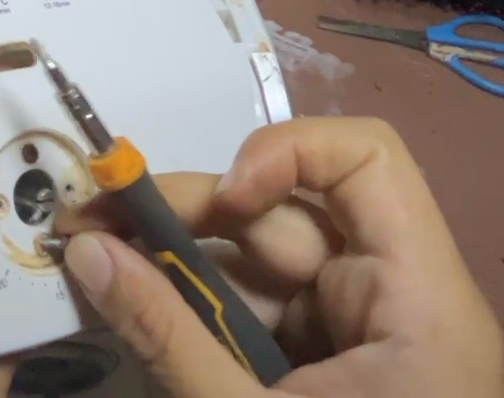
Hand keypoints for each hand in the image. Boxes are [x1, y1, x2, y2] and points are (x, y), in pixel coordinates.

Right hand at [58, 117, 503, 396]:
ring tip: (92, 256)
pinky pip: (241, 296)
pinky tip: (131, 299)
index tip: (224, 196)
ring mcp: (350, 324)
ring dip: (167, 253)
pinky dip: (184, 295)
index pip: (367, 163)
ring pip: (246, 251)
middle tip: (91, 219)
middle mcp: (388, 294)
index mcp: (419, 304)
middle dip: (181, 211)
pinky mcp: (317, 351)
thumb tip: (84, 247)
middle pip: (278, 207)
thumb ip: (167, 335)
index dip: (286, 151)